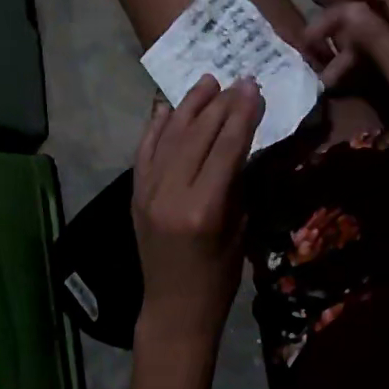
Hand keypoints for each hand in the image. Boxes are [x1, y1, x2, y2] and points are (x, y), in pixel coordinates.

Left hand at [132, 74, 264, 348]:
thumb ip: (236, 183)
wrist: (173, 308)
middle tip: (239, 80)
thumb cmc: (219, 277)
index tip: (254, 87)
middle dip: (221, 104)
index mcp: (204, 208)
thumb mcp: (239, 229)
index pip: (227, 148)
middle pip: (198, 135)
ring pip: (169, 136)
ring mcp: (147, 192)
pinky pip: (144, 151)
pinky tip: (167, 107)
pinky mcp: (134, 194)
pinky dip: (156, 127)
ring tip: (207, 81)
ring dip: (189, 106)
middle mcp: (171, 194)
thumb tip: (240, 139)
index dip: (242, 114)